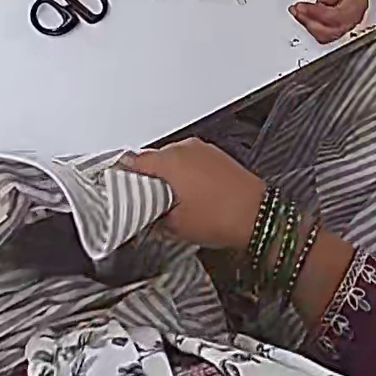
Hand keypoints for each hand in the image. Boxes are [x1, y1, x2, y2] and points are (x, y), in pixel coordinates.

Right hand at [120, 139, 266, 250]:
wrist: (258, 215)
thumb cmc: (220, 217)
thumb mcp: (175, 226)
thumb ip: (151, 217)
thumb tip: (142, 216)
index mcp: (169, 161)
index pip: (132, 162)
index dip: (121, 175)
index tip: (116, 187)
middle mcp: (184, 148)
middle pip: (152, 159)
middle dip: (146, 178)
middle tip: (143, 201)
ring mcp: (202, 149)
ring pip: (172, 158)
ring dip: (166, 174)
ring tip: (170, 200)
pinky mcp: (215, 155)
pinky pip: (190, 159)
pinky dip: (184, 172)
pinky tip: (190, 194)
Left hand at [290, 0, 375, 43]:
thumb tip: (321, 3)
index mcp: (357, 4)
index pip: (336, 16)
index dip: (316, 14)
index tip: (300, 7)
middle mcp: (353, 18)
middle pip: (330, 31)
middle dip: (310, 22)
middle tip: (297, 10)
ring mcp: (346, 24)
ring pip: (325, 36)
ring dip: (309, 26)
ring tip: (296, 12)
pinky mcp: (337, 25)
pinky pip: (322, 33)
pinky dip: (311, 26)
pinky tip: (301, 15)